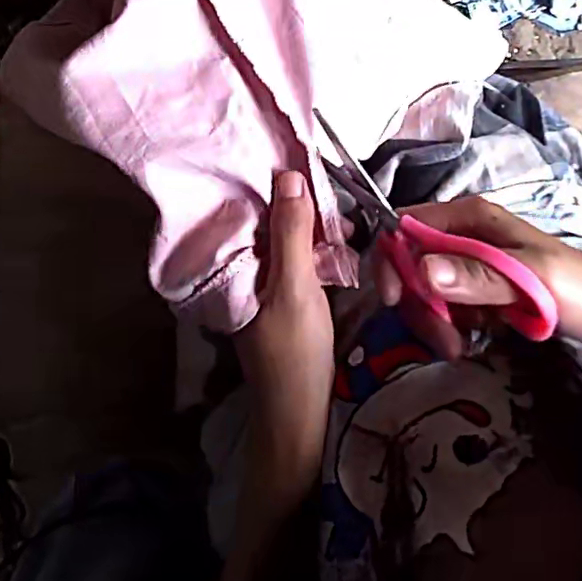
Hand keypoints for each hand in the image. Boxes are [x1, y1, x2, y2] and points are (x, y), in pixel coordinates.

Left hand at [235, 170, 333, 451]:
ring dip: (316, 229)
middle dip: (304, 207)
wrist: (300, 415)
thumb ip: (292, 234)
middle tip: (341, 209)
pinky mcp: (282, 294)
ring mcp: (263, 281)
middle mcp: (243, 266)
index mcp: (234, 261)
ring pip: (288, 237)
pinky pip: (298, 257)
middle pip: (271, 219)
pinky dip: (318, 249)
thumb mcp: (295, 287)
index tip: (311, 165)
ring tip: (347, 228)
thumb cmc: (294, 351)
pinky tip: (339, 251)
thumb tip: (290, 174)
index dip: (278, 183)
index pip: (250, 206)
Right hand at [377, 195, 581, 349]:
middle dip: (417, 303)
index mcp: (471, 217)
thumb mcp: (529, 280)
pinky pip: (442, 306)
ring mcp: (469, 262)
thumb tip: (422, 270)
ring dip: (432, 321)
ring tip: (459, 348)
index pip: (405, 225)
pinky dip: (446, 328)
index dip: (391, 259)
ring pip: (422, 289)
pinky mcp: (476, 289)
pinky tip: (468, 342)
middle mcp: (463, 233)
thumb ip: (476, 275)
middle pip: (409, 262)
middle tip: (443, 340)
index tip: (395, 301)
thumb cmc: (578, 289)